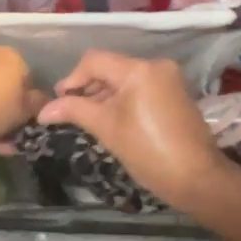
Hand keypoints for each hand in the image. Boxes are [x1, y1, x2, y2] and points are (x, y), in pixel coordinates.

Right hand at [36, 51, 229, 210]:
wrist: (197, 179)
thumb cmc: (148, 151)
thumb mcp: (107, 129)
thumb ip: (74, 111)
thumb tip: (43, 110)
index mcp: (139, 69)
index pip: (94, 61)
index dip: (72, 79)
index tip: (59, 102)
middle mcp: (156, 66)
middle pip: (110, 68)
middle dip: (88, 88)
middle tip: (71, 113)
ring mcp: (169, 80)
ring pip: (125, 79)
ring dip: (105, 96)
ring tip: (90, 120)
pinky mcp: (175, 94)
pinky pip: (141, 89)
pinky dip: (124, 100)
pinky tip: (113, 121)